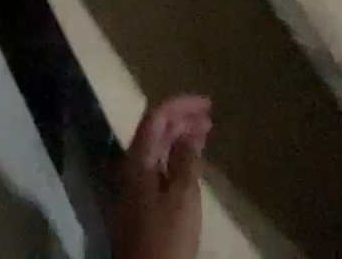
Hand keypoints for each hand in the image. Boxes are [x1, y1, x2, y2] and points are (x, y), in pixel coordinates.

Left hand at [110, 95, 210, 258]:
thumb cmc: (167, 237)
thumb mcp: (182, 197)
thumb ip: (185, 160)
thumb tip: (188, 131)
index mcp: (137, 159)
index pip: (156, 117)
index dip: (180, 104)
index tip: (208, 103)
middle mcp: (131, 166)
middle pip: (154, 130)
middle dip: (181, 118)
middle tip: (210, 115)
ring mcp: (134, 184)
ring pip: (156, 148)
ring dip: (179, 136)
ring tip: (204, 132)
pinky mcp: (140, 202)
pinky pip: (157, 166)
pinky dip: (175, 156)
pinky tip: (190, 160)